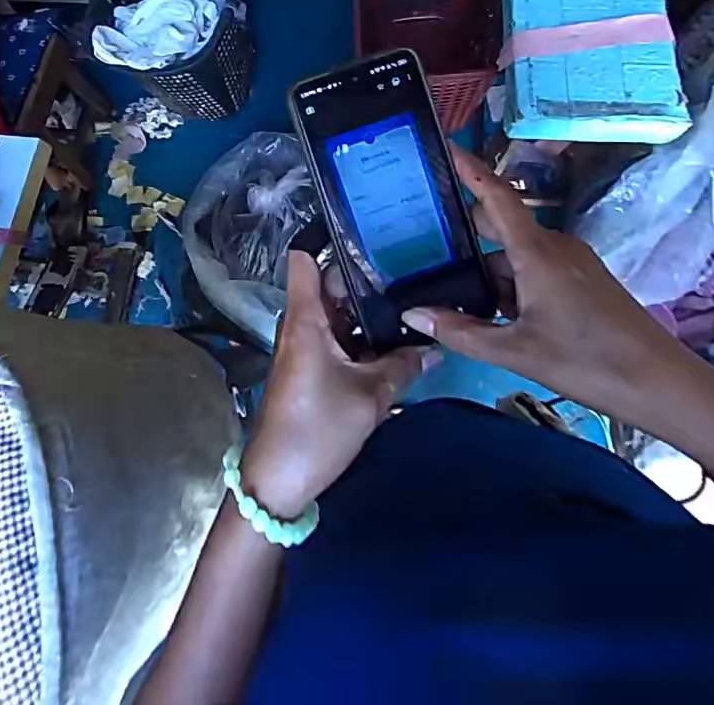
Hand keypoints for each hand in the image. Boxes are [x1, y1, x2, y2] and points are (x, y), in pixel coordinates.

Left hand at [239, 251, 437, 517]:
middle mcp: (302, 324)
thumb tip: (435, 349)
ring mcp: (306, 346)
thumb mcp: (369, 397)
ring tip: (411, 298)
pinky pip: (339, 338)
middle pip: (331, 284)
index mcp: (306, 318)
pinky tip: (395, 338)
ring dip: (368, 310)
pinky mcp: (312, 368)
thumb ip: (403, 367)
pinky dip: (362, 335)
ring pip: (339, 314)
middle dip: (366, 277)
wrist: (278, 482)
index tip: (368, 232)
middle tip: (411, 267)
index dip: (328, 239)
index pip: (304, 260)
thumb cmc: (317, 429)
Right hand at [403, 147, 713, 433]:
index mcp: (536, 252)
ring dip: (488, 266)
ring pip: (517, 251)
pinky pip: (535, 265)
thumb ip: (460, 331)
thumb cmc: (587, 362)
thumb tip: (412, 315)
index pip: (497, 195)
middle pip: (502, 222)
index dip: (470, 169)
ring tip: (451, 283)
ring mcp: (572, 260)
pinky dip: (510, 279)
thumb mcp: (515, 351)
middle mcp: (555, 245)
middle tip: (424, 235)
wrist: (662, 384)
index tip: (446, 147)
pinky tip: (494, 308)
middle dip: (466, 228)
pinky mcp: (583, 277)